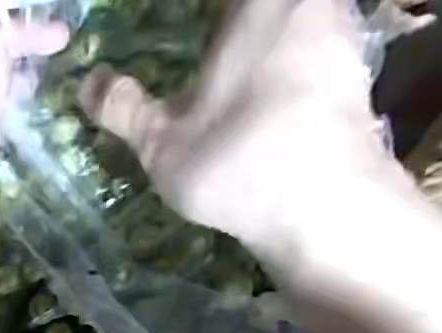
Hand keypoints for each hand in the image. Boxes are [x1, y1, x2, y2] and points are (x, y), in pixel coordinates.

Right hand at [79, 0, 394, 267]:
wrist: (320, 204)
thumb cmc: (234, 156)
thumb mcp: (161, 141)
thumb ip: (124, 108)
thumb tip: (88, 83)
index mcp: (261, 1)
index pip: (221, 3)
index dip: (186, 15)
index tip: (170, 22)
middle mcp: (308, 4)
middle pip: (263, 10)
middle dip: (233, 27)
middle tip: (200, 44)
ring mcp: (341, 36)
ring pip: (293, 25)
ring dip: (262, 44)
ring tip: (228, 71)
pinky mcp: (353, 78)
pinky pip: (312, 55)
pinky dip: (286, 69)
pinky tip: (262, 102)